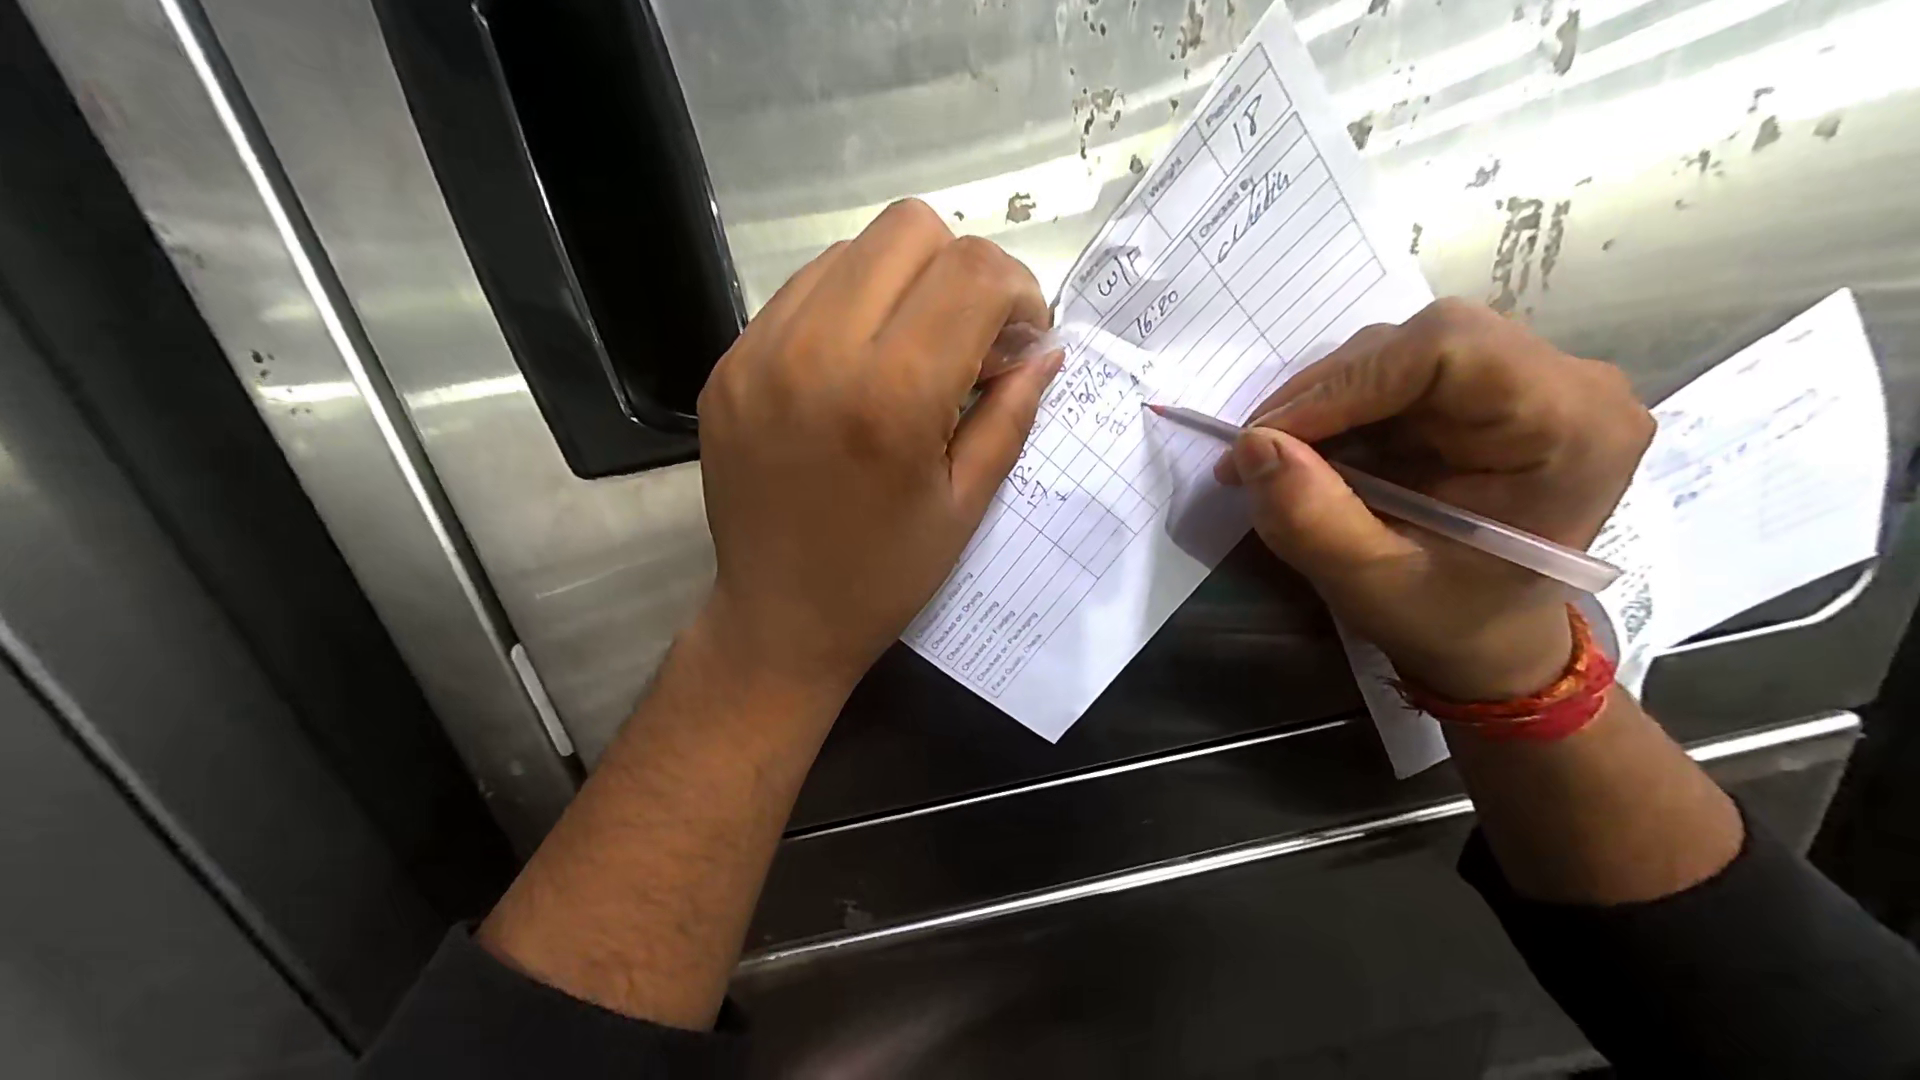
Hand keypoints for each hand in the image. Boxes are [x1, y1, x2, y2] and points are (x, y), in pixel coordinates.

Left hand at [696, 200, 1062, 699]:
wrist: (779, 620)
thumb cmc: (885, 576)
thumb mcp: (966, 503)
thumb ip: (1012, 412)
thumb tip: (1046, 350)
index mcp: (892, 398)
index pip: (974, 273)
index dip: (1018, 294)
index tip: (1019, 342)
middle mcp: (818, 353)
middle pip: (910, 229)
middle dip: (962, 271)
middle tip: (969, 340)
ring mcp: (759, 352)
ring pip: (852, 250)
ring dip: (903, 284)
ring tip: (912, 352)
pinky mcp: (728, 364)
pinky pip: (801, 292)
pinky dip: (849, 307)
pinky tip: (858, 365)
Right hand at [1216, 299, 1653, 700]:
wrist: (1488, 635)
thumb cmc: (1449, 620)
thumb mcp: (1372, 586)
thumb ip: (1312, 520)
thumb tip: (1251, 445)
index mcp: (1570, 428)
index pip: (1447, 350)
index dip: (1344, 383)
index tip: (1268, 437)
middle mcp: (1561, 385)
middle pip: (1418, 342)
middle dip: (1321, 393)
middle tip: (1257, 449)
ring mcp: (1520, 382)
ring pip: (1396, 351)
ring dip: (1320, 401)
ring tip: (1274, 455)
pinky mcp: (1477, 394)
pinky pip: (1390, 374)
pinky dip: (1332, 410)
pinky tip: (1305, 450)